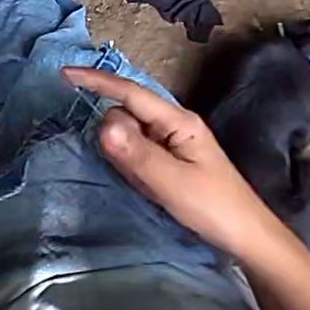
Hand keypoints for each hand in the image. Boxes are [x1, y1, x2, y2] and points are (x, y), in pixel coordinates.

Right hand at [61, 67, 286, 253]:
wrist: (244, 235)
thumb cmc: (213, 207)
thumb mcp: (172, 183)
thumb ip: (137, 154)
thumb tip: (103, 126)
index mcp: (178, 121)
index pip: (130, 93)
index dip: (97, 81)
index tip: (65, 74)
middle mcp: (171, 124)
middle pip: (125, 115)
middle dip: (117, 139)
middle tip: (140, 175)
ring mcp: (169, 141)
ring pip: (128, 136)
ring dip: (126, 158)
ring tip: (151, 185)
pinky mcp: (166, 159)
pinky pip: (136, 153)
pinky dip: (134, 168)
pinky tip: (151, 187)